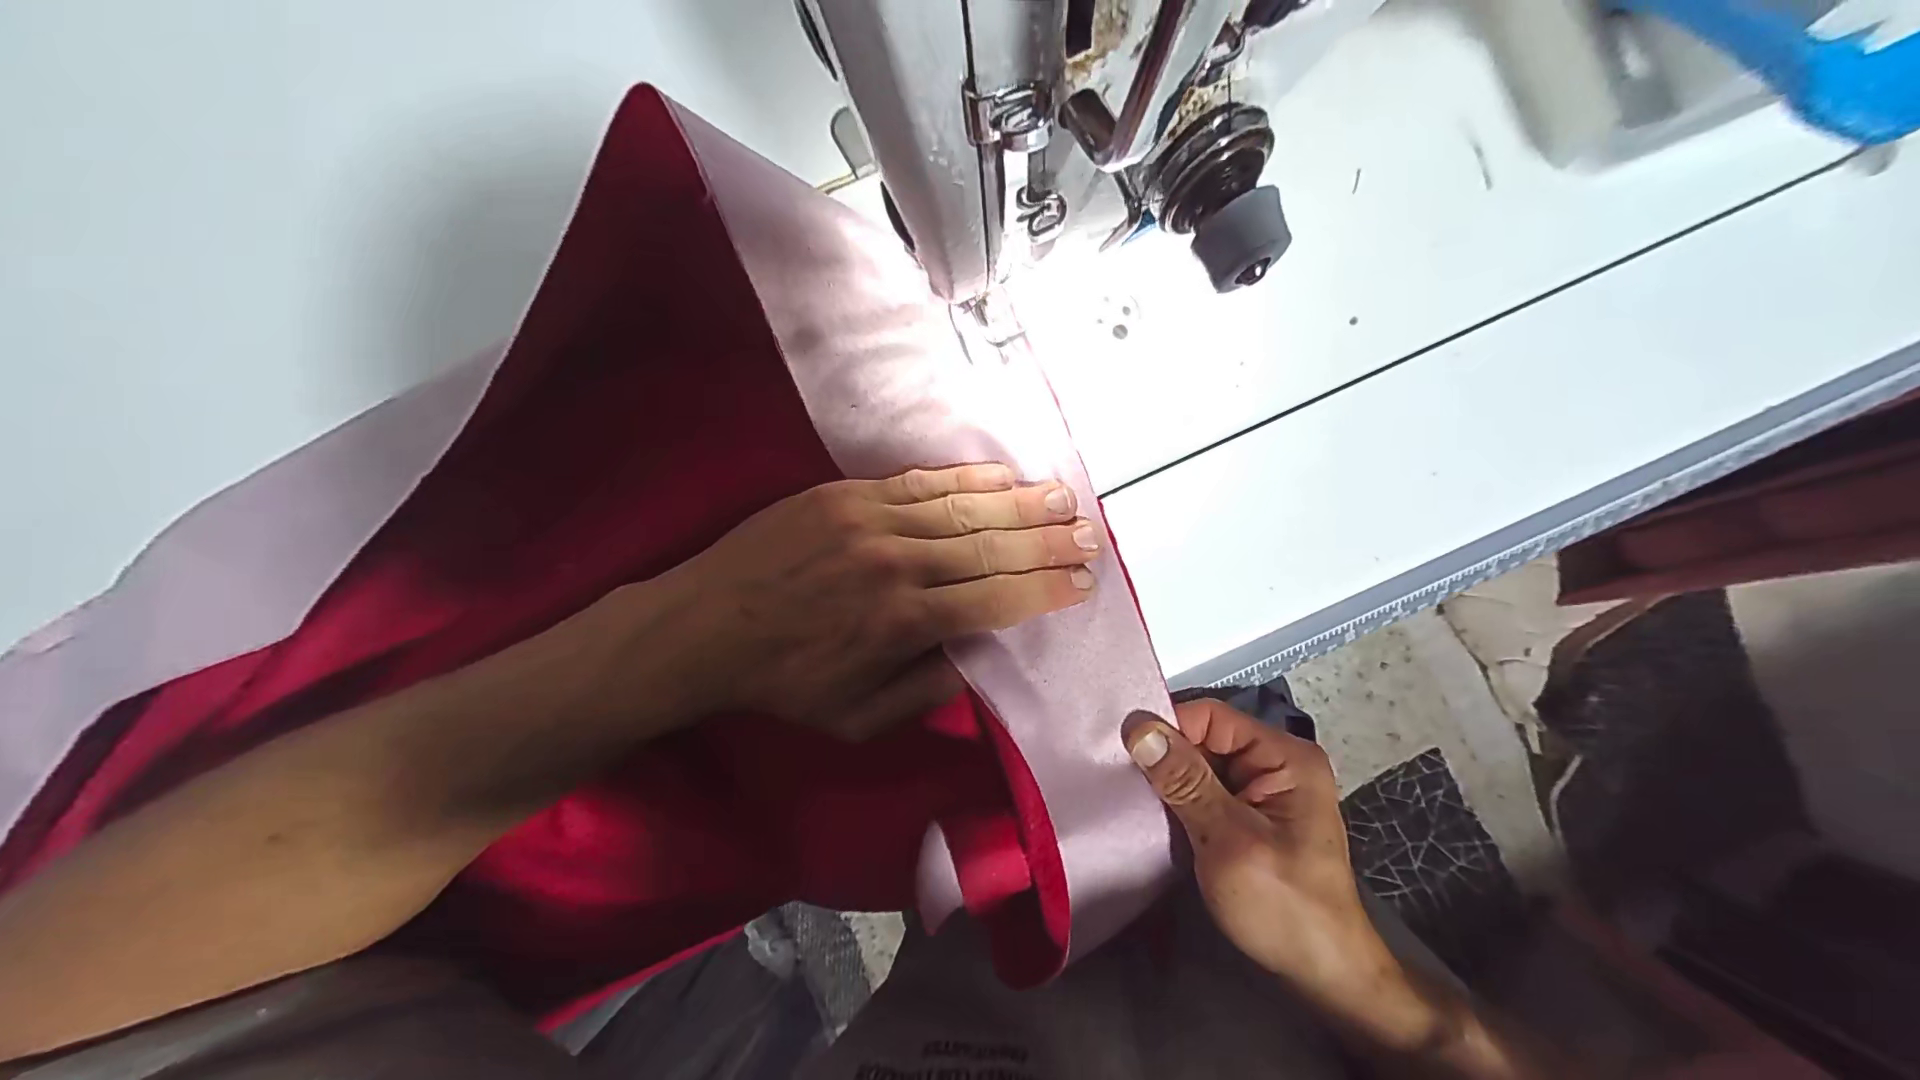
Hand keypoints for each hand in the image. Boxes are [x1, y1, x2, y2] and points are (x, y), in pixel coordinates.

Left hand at [606, 463, 1098, 738]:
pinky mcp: (844, 494)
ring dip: (1019, 503)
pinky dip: (965, 479)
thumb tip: (974, 656)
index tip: (1081, 584)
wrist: (701, 627)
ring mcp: (870, 521)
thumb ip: (925, 691)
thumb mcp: (857, 719)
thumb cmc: (783, 682)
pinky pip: (918, 482)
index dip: (1044, 591)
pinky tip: (999, 475)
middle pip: (991, 547)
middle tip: (1089, 535)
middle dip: (1048, 542)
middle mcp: (897, 564)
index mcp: (904, 622)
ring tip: (1063, 498)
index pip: (996, 600)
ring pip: (962, 508)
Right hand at [1125, 703, 1569, 1077]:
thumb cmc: (1283, 906)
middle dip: (1163, 754)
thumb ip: (1183, 780)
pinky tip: (1153, 810)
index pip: (1210, 717)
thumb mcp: (1228, 839)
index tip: (1122, 750)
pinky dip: (1176, 797)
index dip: (1166, 728)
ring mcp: (1261, 788)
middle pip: (1202, 737)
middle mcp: (1274, 762)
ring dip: (1166, 778)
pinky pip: (1202, 788)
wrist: (1323, 976)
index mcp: (1284, 757)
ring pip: (1197, 763)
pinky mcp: (1247, 812)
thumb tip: (1136, 726)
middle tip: (1117, 773)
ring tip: (1128, 791)